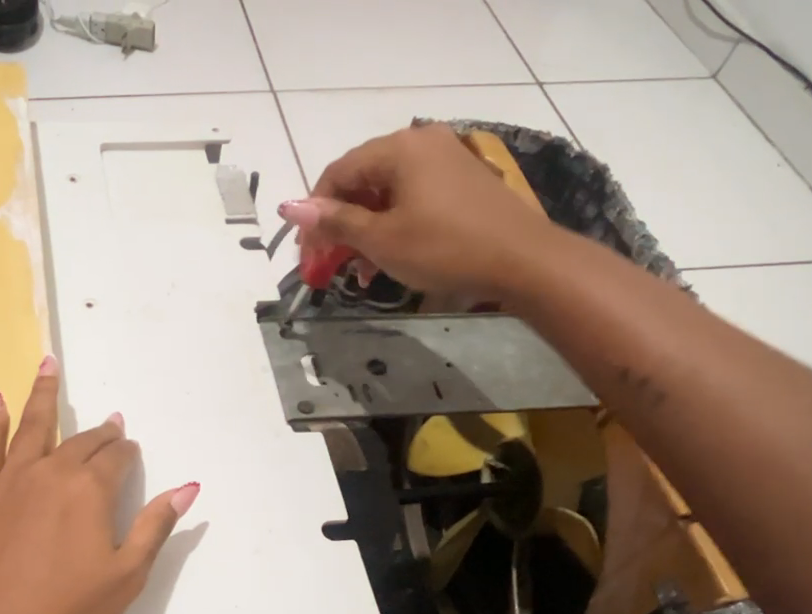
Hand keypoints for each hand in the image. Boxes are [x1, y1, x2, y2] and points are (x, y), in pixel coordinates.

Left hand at [0, 355, 196, 613]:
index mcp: (90, 491)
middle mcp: (50, 472)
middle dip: (99, 433)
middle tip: (110, 424)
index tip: (131, 451)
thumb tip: (188, 487)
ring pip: (31, 426)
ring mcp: (9, 480)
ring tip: (49, 366)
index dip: (127, 454)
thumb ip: (155, 525)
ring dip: (42, 394)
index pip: (116, 459)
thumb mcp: (126, 575)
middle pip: (80, 442)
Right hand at [279, 123, 556, 296]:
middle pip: (361, 183)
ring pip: (386, 195)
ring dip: (364, 233)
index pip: (337, 174)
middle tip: (327, 268)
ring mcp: (445, 161)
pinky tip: (386, 262)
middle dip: (339, 228)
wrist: (523, 261)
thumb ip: (334, 222)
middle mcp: (421, 143)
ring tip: (357, 273)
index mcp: (398, 148)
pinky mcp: (462, 183)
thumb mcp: (381, 239)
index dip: (315, 216)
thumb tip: (289, 206)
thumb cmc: (444, 248)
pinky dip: (392, 228)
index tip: (307, 256)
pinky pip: (412, 200)